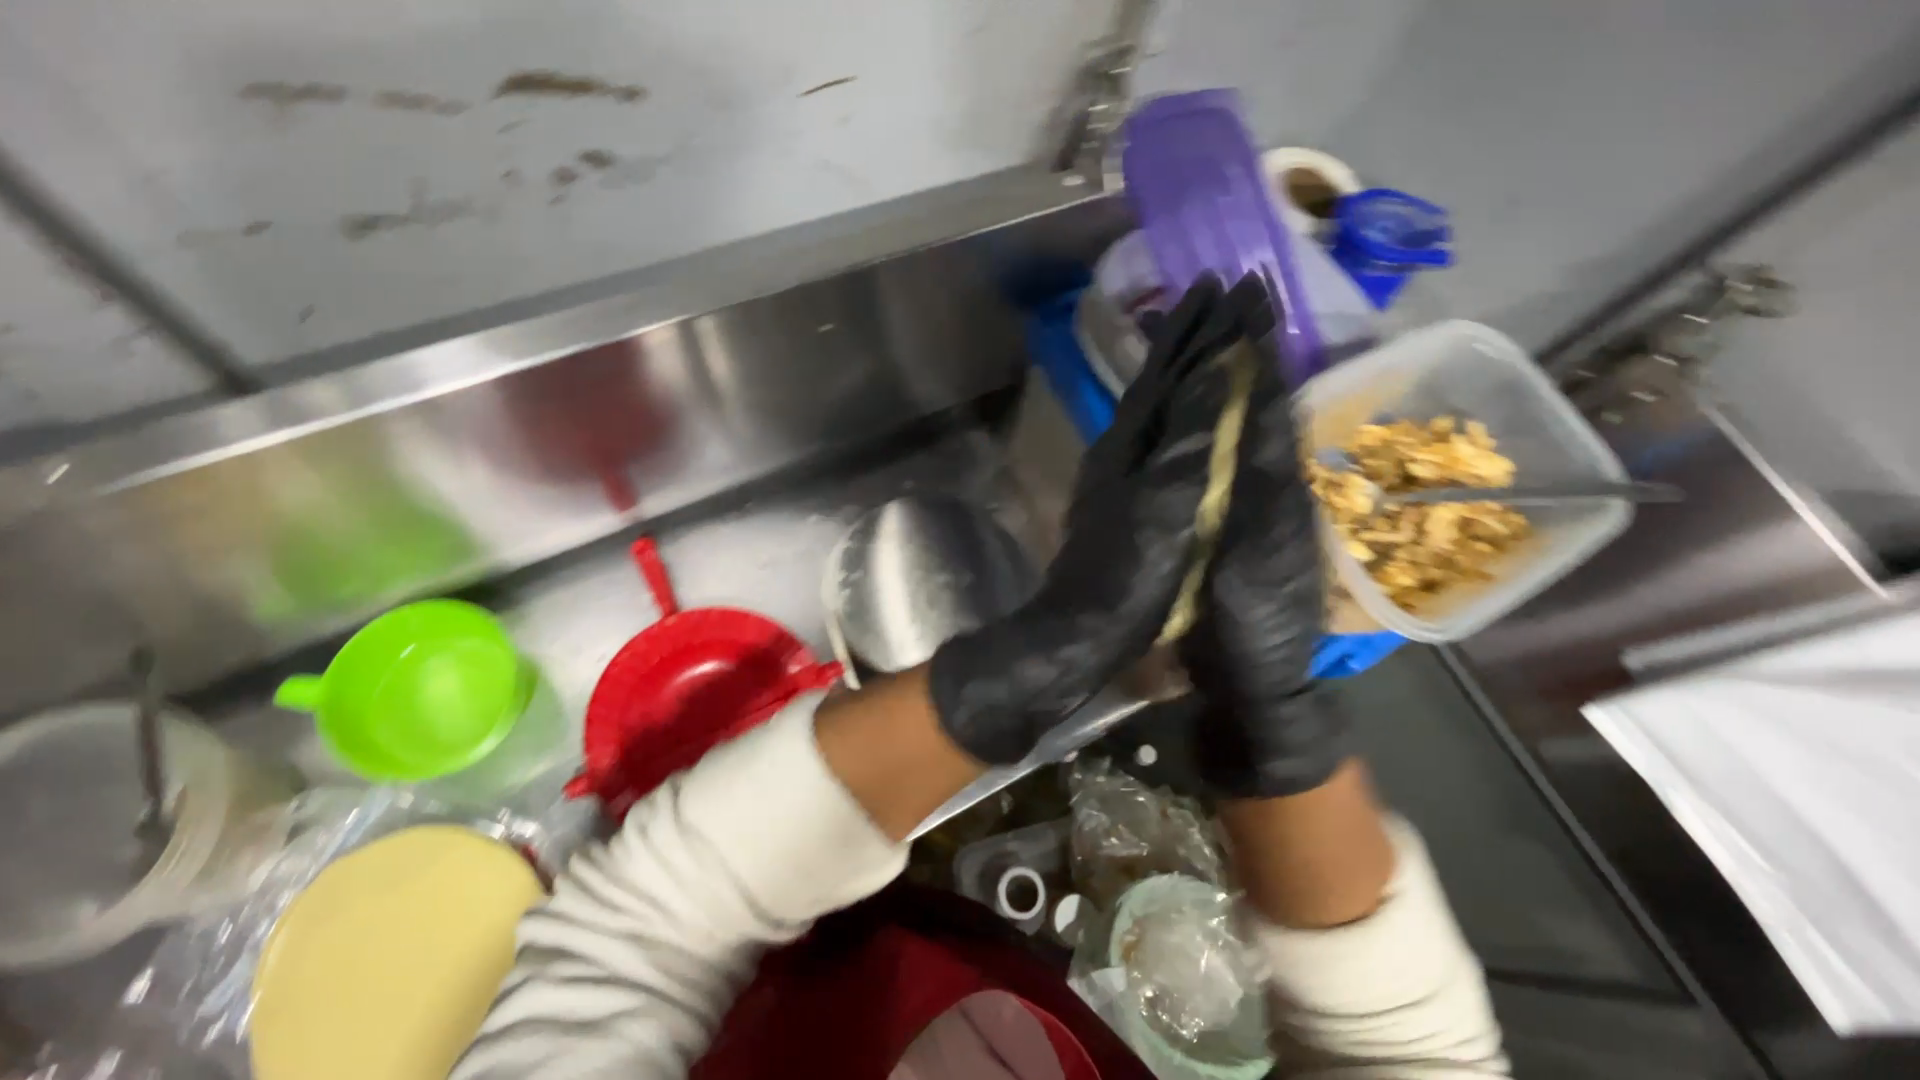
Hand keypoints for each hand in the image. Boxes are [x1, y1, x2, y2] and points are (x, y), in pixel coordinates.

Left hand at [928, 276, 1253, 764]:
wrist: (1081, 630)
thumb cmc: (1133, 573)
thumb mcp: (1171, 499)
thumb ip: (1195, 433)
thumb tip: (1218, 368)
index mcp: (1136, 440)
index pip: (1180, 370)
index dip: (1214, 330)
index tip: (1243, 287)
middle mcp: (1123, 446)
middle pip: (1162, 376)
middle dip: (1196, 333)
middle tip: (1225, 290)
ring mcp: (1117, 472)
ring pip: (1155, 401)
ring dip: (1182, 363)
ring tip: (1206, 332)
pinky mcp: (1120, 499)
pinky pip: (1153, 433)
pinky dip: (1174, 407)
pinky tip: (1181, 414)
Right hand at [1174, 283, 1350, 798]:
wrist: (1260, 685)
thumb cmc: (1246, 634)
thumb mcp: (1248, 571)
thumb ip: (1254, 505)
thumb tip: (1252, 437)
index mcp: (1279, 496)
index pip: (1268, 412)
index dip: (1257, 359)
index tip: (1248, 304)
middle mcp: (1284, 489)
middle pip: (1272, 407)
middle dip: (1259, 351)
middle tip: (1247, 293)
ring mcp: (1275, 506)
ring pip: (1266, 426)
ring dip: (1255, 375)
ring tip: (1242, 329)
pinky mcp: (1262, 524)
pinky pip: (1255, 455)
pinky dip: (1246, 417)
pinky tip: (1233, 402)